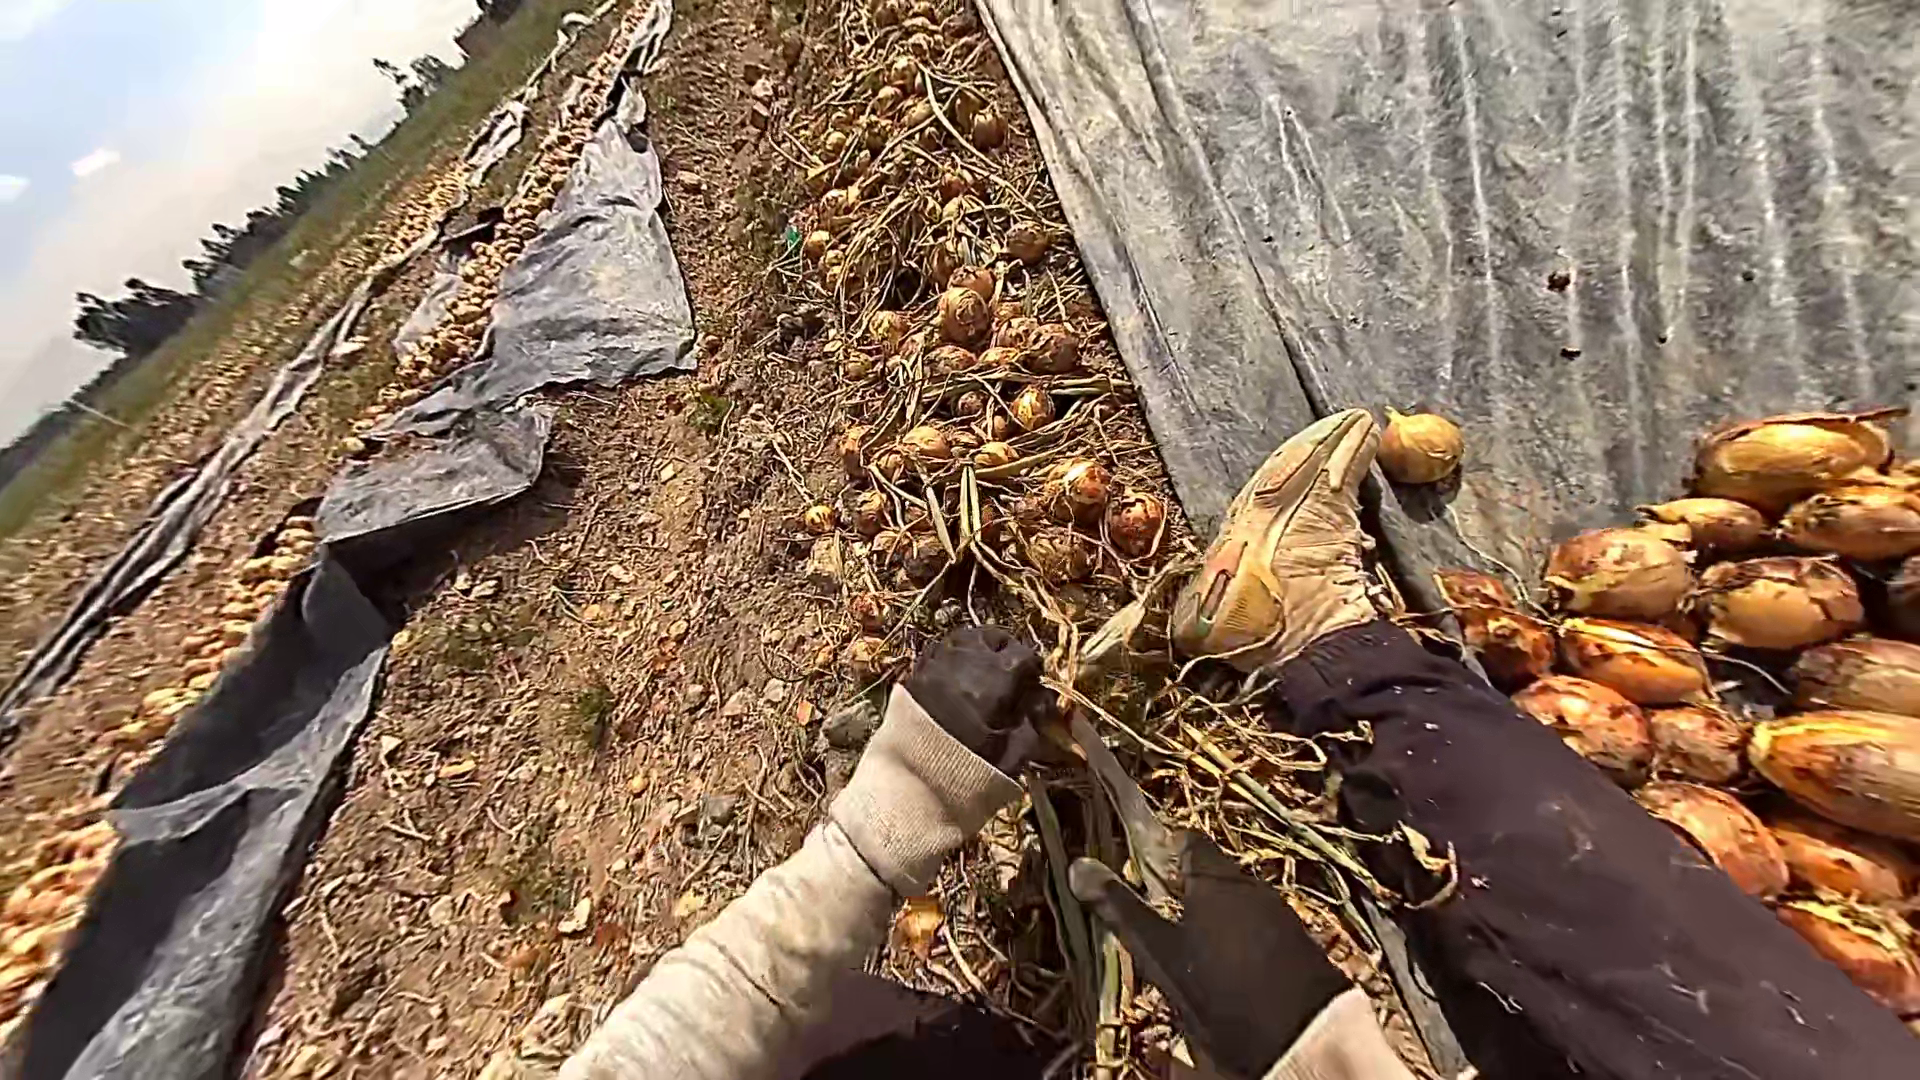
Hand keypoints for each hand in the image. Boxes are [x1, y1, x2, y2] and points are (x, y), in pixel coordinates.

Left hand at [904, 626, 1051, 774]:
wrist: (917, 779)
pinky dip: (952, 657)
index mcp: (1000, 673)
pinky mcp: (918, 668)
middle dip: (1005, 650)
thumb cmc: (972, 765)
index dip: (1032, 668)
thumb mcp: (1016, 749)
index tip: (1032, 681)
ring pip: (965, 637)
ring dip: (977, 649)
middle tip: (1007, 671)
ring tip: (980, 671)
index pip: (1026, 654)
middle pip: (995, 636)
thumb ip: (1033, 719)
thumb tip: (1041, 701)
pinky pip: (941, 651)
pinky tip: (955, 677)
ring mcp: (940, 658)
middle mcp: (970, 656)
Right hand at [1070, 834, 1350, 1079]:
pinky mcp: (1304, 951)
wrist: (1313, 1052)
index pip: (1185, 839)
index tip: (1141, 869)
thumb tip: (1077, 864)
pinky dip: (1240, 940)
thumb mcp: (1161, 953)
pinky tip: (1231, 973)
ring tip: (1192, 948)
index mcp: (1215, 877)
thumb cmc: (1224, 993)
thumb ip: (1120, 907)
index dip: (1161, 849)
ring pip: (1235, 902)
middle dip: (1184, 887)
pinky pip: (1261, 929)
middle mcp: (1251, 886)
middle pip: (1209, 872)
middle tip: (1159, 914)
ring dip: (1212, 915)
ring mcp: (1283, 918)